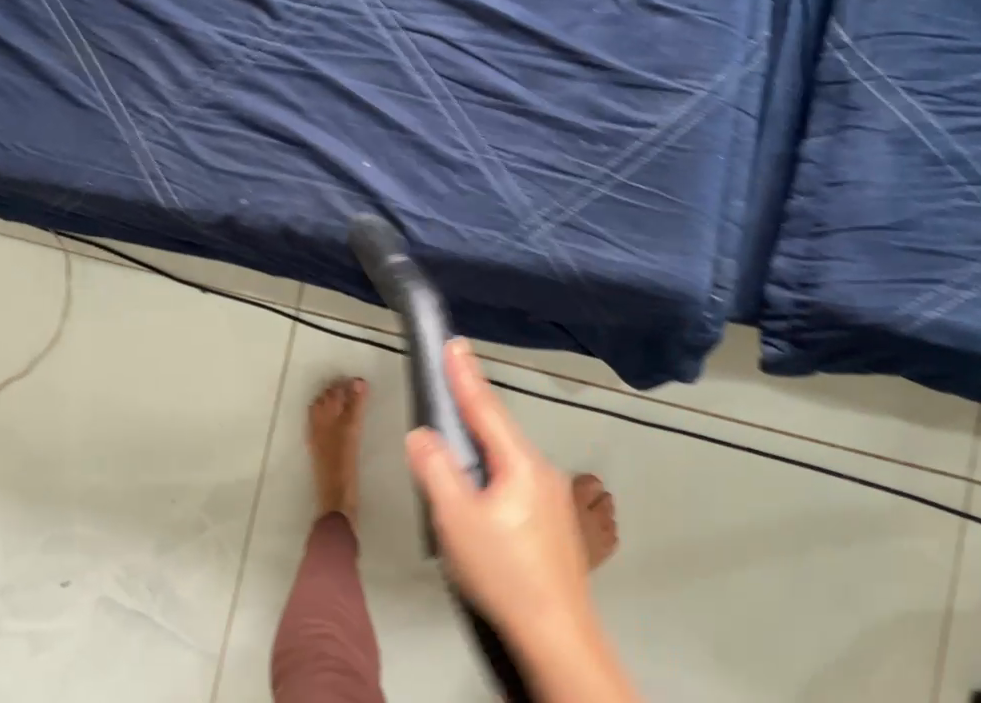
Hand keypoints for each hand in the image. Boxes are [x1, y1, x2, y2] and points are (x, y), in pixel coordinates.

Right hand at [404, 339, 595, 645]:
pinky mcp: (556, 527)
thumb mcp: (456, 520)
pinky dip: (495, 482)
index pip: (486, 408)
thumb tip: (423, 435)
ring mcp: (555, 501)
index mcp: (520, 465)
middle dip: (472, 419)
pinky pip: (518, 487)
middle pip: (499, 436)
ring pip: (509, 465)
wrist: (557, 636)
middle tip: (446, 400)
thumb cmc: (504, 574)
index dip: (465, 375)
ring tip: (455, 474)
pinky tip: (483, 510)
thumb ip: (436, 471)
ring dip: (482, 458)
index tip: (454, 343)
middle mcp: (543, 473)